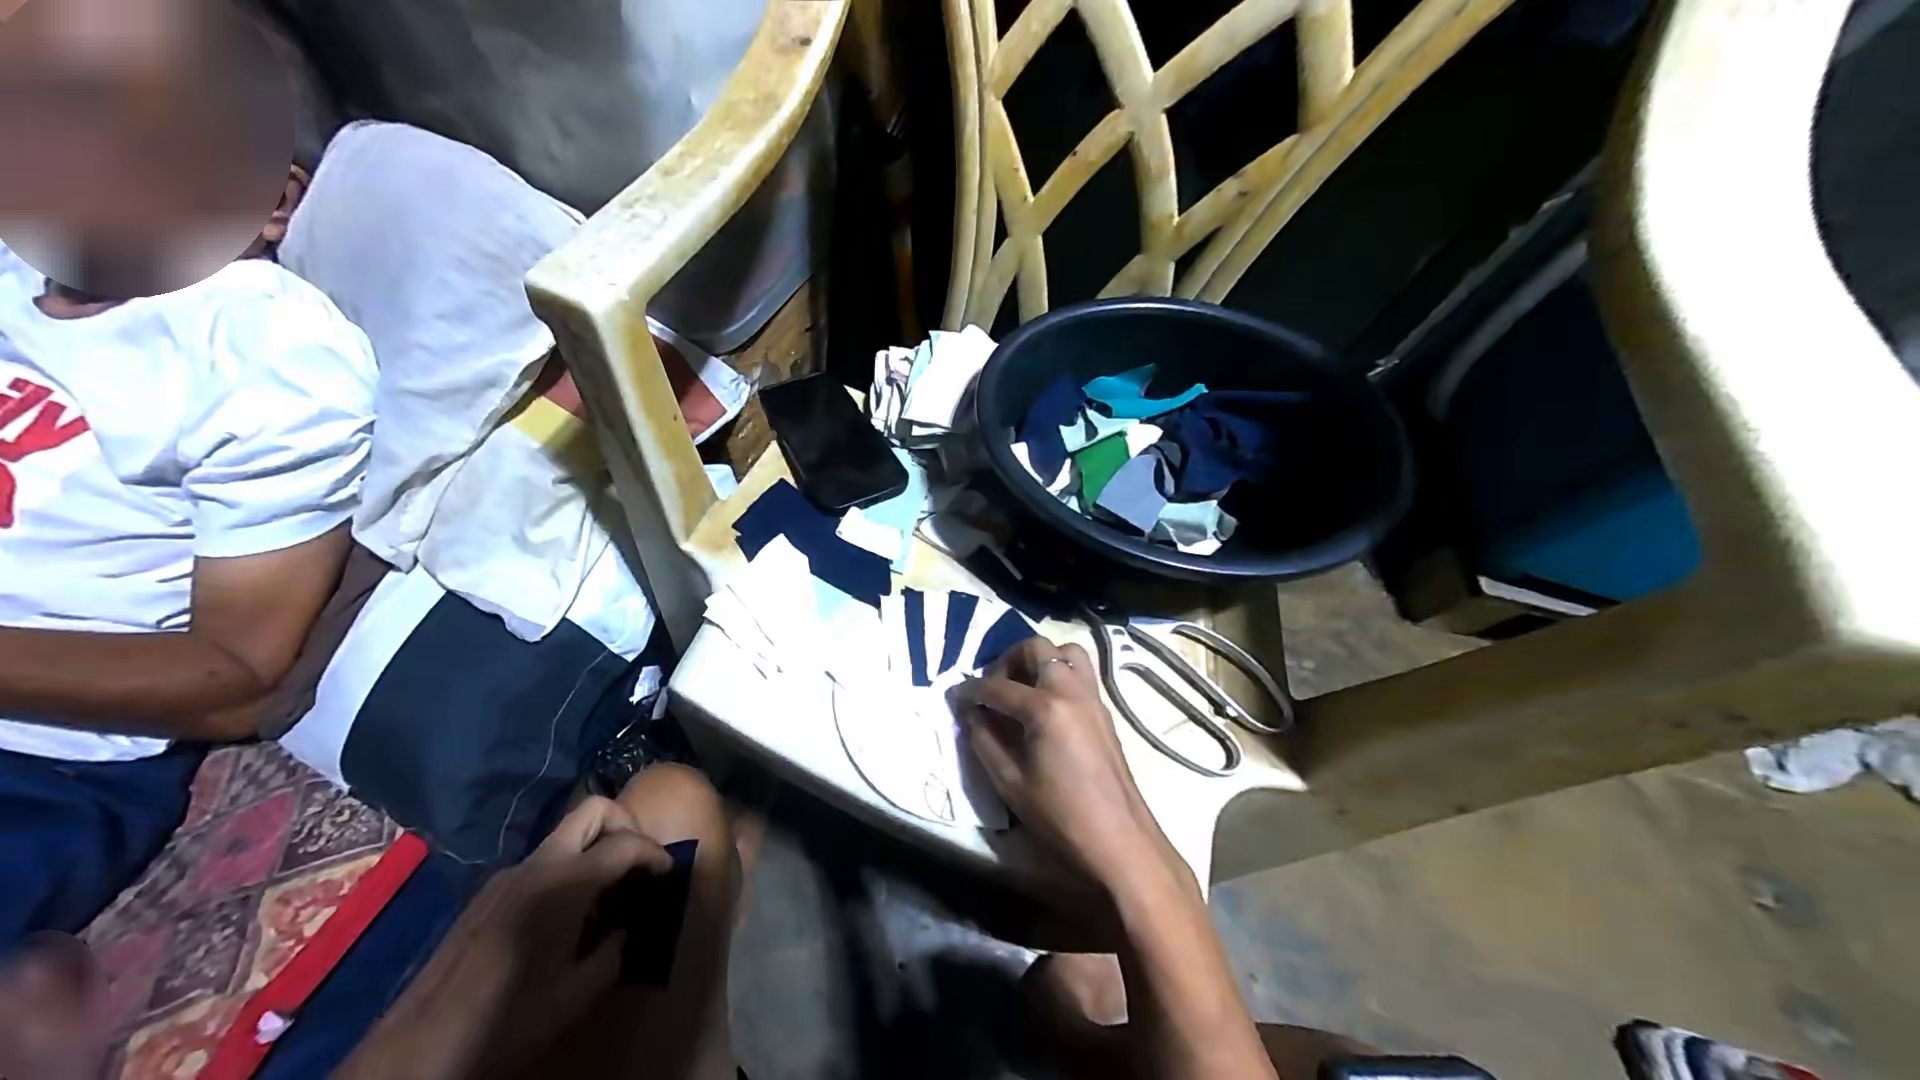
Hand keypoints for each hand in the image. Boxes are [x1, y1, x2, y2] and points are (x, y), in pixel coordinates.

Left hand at [339, 797, 672, 1079]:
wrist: (415, 1051)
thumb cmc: (506, 1020)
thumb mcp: (577, 995)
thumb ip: (613, 952)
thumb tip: (623, 931)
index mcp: (563, 883)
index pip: (625, 843)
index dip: (655, 852)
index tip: (668, 872)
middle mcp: (536, 865)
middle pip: (593, 810)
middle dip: (626, 824)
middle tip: (639, 861)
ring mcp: (507, 876)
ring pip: (566, 835)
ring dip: (596, 847)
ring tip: (608, 894)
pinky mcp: (488, 894)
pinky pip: (543, 862)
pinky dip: (569, 869)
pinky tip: (568, 915)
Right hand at [953, 637, 1183, 890]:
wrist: (1118, 840)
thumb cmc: (1060, 816)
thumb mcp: (1009, 782)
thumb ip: (983, 740)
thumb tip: (968, 713)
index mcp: (1045, 708)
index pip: (996, 687)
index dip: (969, 690)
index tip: (953, 696)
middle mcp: (1070, 690)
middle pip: (1035, 648)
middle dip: (1006, 660)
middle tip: (992, 689)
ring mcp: (1092, 696)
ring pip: (1064, 651)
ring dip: (1038, 659)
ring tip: (1021, 687)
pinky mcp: (1104, 709)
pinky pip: (1080, 671)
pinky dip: (1058, 672)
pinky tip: (1044, 703)